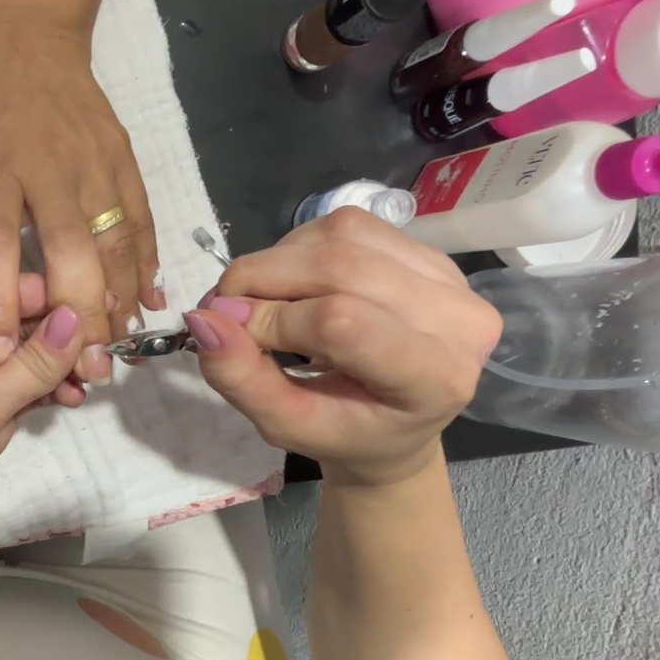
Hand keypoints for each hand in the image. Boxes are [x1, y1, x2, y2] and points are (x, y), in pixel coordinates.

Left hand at [0, 22, 162, 385]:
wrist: (27, 32)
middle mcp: (46, 172)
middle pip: (69, 255)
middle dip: (77, 319)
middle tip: (84, 372)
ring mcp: (92, 164)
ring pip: (113, 243)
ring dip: (118, 302)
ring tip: (116, 351)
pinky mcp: (123, 158)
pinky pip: (141, 219)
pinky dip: (147, 262)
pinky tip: (147, 300)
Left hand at [0, 274, 86, 561]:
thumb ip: (28, 364)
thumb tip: (74, 317)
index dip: (41, 295)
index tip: (91, 303)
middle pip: (12, 326)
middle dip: (56, 335)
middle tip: (105, 344)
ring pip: (23, 363)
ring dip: (57, 367)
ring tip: (94, 378)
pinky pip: (23, 395)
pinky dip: (48, 394)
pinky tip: (74, 398)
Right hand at [185, 209, 501, 486]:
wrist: (394, 423)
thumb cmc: (342, 433)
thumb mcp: (283, 425)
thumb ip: (241, 378)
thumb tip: (201, 319)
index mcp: (434, 378)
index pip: (342, 322)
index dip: (270, 319)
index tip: (223, 332)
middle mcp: (457, 318)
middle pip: (340, 265)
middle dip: (260, 279)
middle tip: (224, 309)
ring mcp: (450, 276)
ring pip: (342, 235)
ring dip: (278, 260)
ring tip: (260, 300)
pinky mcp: (426, 251)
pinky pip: (349, 226)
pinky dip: (298, 247)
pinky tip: (294, 283)